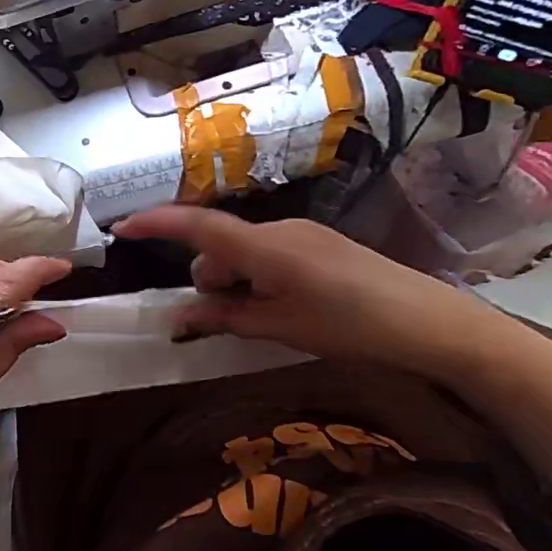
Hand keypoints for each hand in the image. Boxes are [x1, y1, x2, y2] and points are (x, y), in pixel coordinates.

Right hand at [113, 205, 505, 379]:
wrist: (430, 322)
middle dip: (205, 274)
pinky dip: (256, 274)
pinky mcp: (319, 242)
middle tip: (214, 316)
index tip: (121, 228)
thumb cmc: (348, 326)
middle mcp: (277, 229)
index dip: (155, 223)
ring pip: (243, 249)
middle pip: (218, 243)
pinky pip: (268, 251)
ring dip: (232, 277)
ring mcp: (301, 232)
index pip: (196, 227)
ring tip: (253, 316)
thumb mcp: (279, 327)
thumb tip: (179, 316)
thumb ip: (224, 317)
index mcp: (263, 247)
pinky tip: (278, 303)